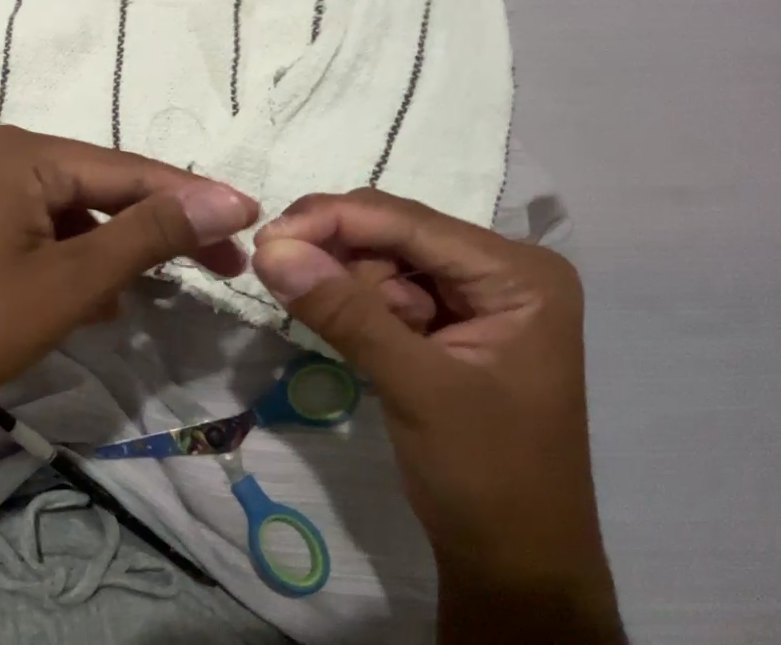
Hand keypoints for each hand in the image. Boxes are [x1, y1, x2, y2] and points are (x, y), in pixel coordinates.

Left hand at [0, 126, 259, 446]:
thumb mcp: (74, 281)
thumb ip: (150, 232)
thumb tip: (228, 198)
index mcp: (17, 153)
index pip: (125, 169)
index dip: (192, 197)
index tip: (250, 223)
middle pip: (93, 187)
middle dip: (150, 229)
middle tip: (215, 268)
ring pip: (60, 211)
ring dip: (105, 250)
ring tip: (142, 295)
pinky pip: (26, 227)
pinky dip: (62, 257)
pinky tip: (86, 299)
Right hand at [252, 190, 621, 642]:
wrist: (512, 559)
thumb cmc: (486, 472)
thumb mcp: (415, 386)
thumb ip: (343, 311)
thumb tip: (268, 249)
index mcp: (519, 275)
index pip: (408, 222)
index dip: (331, 221)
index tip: (261, 239)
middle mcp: (501, 271)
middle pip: (392, 232)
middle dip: (336, 254)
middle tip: (283, 281)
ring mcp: (476, 297)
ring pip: (380, 259)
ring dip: (345, 286)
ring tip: (347, 339)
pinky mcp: (449, 324)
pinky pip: (383, 291)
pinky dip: (353, 305)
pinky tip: (351, 337)